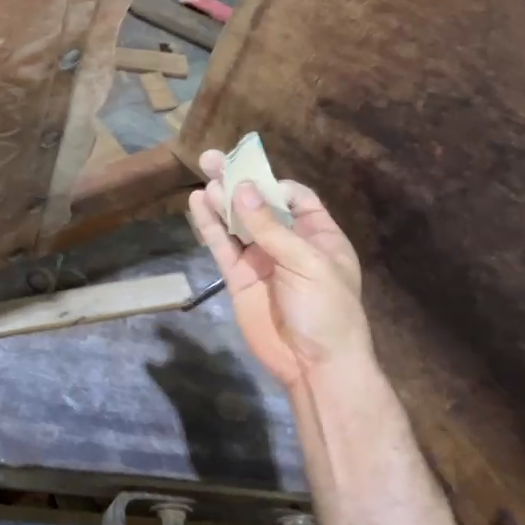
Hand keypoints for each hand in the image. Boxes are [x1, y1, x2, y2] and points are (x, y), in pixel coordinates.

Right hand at [186, 150, 372, 389]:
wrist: (314, 366)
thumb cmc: (327, 310)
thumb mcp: (307, 263)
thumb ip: (270, 227)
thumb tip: (242, 188)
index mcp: (319, 236)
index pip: (295, 199)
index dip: (272, 184)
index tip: (251, 176)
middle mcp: (288, 243)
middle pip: (259, 204)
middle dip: (237, 181)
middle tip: (210, 158)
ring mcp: (261, 259)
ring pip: (236, 222)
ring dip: (220, 200)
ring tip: (203, 177)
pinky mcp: (238, 277)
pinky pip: (222, 245)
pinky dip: (209, 225)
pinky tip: (197, 204)